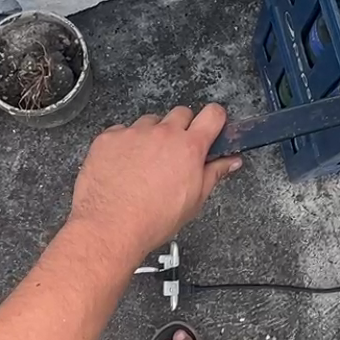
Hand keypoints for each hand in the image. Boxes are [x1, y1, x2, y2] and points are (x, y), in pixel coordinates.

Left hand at [67, 105, 240, 264]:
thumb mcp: (194, 200)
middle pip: (181, 113)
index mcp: (189, 147)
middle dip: (182, 128)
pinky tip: (124, 165)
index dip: (215, 118)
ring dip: (152, 135)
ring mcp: (134, 133)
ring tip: (145, 163)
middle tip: (176, 151)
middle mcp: (163, 134)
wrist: (110, 227)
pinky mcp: (110, 138)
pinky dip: (125, 143)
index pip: (213, 114)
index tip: (212, 125)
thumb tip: (230, 162)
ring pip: (150, 121)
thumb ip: (215, 173)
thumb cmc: (151, 219)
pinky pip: (122, 131)